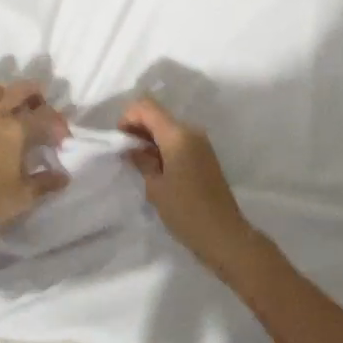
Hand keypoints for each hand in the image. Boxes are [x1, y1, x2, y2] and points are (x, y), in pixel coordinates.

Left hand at [0, 80, 70, 244]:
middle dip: (35, 94)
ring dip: (1, 92)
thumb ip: (46, 182)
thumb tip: (64, 177)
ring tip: (9, 108)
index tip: (64, 142)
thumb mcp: (26, 195)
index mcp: (17, 129)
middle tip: (42, 111)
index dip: (59, 125)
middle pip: (19, 90)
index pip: (45, 117)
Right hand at [119, 98, 258, 273]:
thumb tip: (131, 148)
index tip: (118, 140)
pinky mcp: (204, 156)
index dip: (128, 117)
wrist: (224, 235)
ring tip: (137, 162)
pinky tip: (155, 168)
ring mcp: (200, 143)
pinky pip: (178, 140)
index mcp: (178, 135)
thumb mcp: (156, 187)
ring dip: (150, 138)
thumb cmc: (186, 211)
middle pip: (158, 115)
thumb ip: (141, 160)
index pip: (147, 107)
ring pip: (168, 128)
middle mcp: (191, 131)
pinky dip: (163, 147)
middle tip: (124, 152)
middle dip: (138, 128)